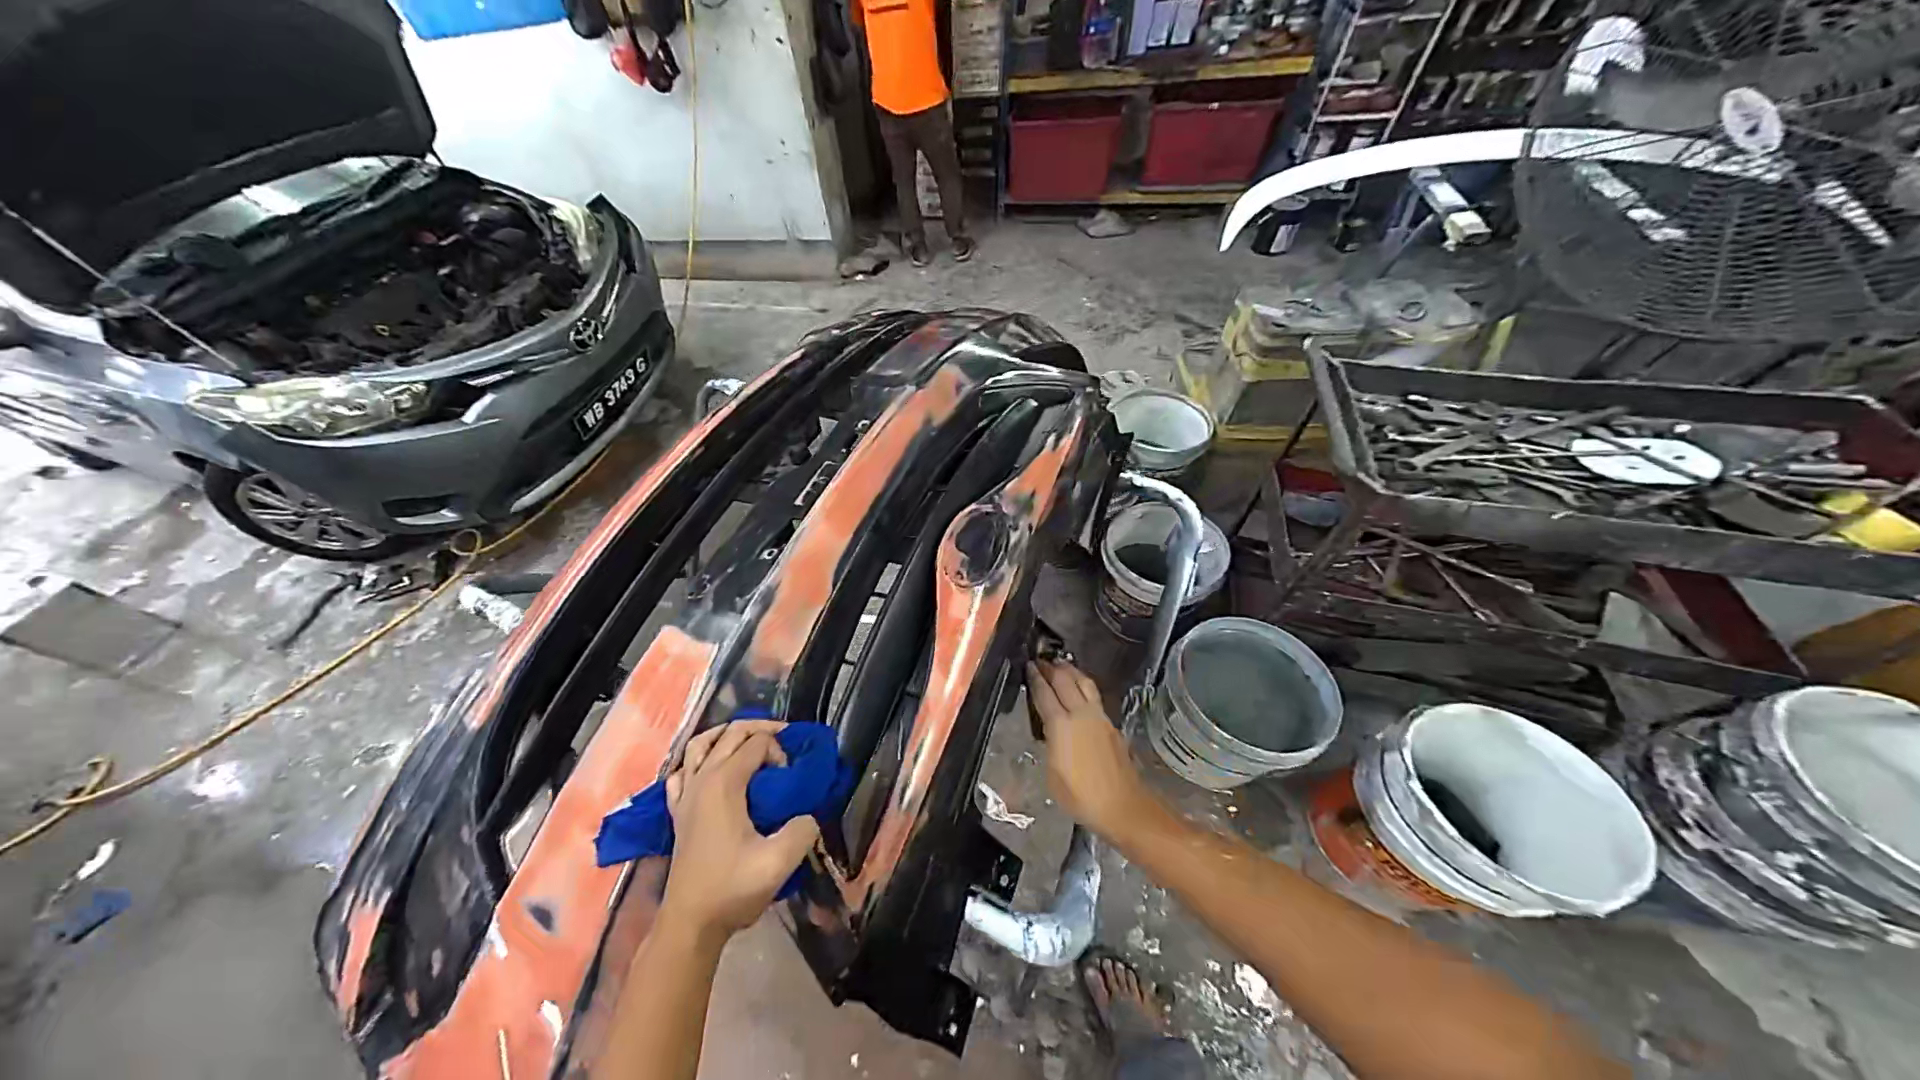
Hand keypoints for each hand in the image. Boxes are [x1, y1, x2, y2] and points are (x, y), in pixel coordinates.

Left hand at [659, 720, 819, 942]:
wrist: (690, 924)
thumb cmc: (732, 889)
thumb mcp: (780, 861)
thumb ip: (804, 829)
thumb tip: (808, 815)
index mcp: (724, 784)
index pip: (757, 743)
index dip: (780, 751)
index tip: (791, 778)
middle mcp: (701, 780)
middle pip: (730, 733)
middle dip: (762, 730)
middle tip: (786, 740)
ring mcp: (685, 795)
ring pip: (701, 744)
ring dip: (728, 735)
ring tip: (750, 742)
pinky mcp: (677, 811)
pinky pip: (684, 770)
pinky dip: (699, 759)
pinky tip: (712, 770)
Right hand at [1026, 660, 1151, 838]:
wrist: (1122, 805)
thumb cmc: (1081, 796)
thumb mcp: (1053, 774)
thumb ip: (1051, 745)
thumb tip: (1052, 732)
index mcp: (1061, 726)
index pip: (1044, 694)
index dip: (1035, 679)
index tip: (1029, 666)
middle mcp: (1081, 714)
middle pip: (1065, 681)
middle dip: (1051, 668)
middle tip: (1041, 660)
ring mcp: (1099, 717)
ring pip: (1084, 683)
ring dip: (1071, 672)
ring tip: (1061, 665)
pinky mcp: (1111, 725)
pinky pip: (1094, 695)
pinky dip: (1083, 685)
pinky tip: (1080, 688)